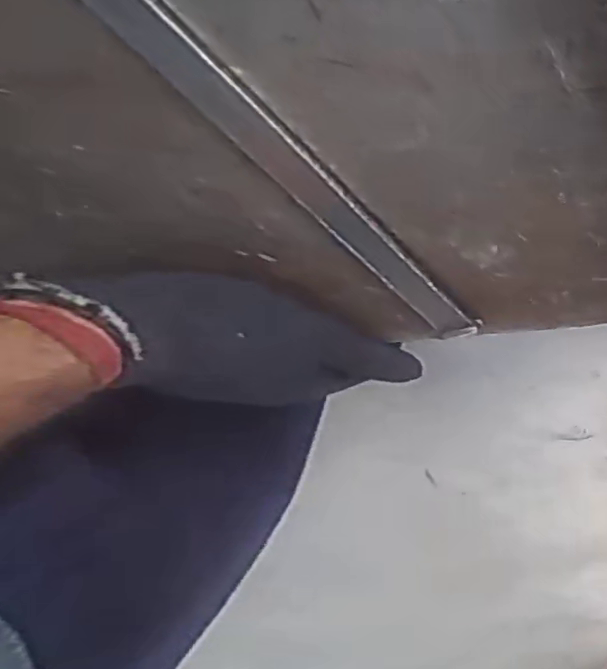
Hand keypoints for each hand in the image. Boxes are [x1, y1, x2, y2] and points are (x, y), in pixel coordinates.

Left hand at [1, 272, 421, 405]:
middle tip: (360, 350)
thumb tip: (369, 370)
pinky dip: (274, 315)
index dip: (394, 362)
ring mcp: (265, 289)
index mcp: (330, 334)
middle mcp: (308, 305)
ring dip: (312, 323)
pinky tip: (260, 326)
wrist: (133, 324)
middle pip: (342, 323)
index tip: (411, 369)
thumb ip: (334, 378)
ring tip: (309, 337)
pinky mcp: (223, 282)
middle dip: (354, 335)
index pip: (376, 351)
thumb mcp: (288, 387)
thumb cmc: (222, 367)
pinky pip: (267, 301)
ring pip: (305, 309)